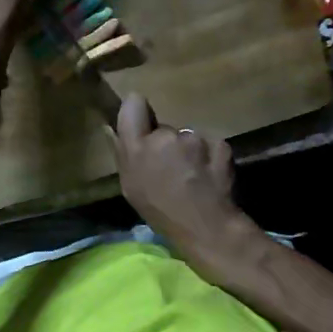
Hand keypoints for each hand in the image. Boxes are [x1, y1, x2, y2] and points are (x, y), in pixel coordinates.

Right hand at [113, 93, 256, 265]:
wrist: (207, 227)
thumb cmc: (162, 213)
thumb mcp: (131, 188)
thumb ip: (125, 154)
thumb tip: (112, 129)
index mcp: (138, 147)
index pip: (133, 104)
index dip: (138, 111)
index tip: (144, 126)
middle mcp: (165, 136)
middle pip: (163, 129)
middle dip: (167, 144)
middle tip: (172, 171)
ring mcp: (195, 138)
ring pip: (188, 138)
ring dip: (189, 152)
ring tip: (194, 178)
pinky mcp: (220, 143)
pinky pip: (210, 145)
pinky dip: (211, 156)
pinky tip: (210, 177)